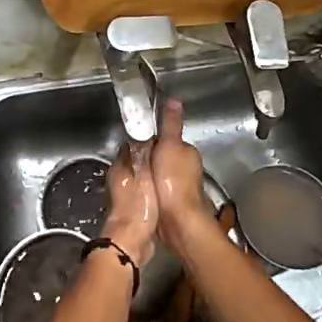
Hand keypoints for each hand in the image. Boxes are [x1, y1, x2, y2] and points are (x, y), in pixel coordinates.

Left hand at [102, 139, 158, 265]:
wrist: (132, 240)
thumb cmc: (138, 205)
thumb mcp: (144, 173)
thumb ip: (144, 155)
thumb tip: (147, 138)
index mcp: (119, 166)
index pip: (130, 145)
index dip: (145, 141)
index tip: (160, 140)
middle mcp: (119, 179)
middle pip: (135, 161)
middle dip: (150, 158)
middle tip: (168, 157)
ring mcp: (125, 195)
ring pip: (140, 177)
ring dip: (152, 175)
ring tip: (170, 173)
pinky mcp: (134, 209)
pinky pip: (145, 192)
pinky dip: (154, 190)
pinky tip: (166, 193)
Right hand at [149, 100, 214, 249]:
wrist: (178, 222)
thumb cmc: (173, 181)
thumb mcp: (169, 145)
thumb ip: (170, 124)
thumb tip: (174, 99)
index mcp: (189, 151)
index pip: (168, 138)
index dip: (154, 139)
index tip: (139, 142)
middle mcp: (189, 167)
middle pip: (164, 156)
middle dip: (150, 157)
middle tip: (133, 160)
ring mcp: (182, 186)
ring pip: (161, 173)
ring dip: (150, 173)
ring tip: (134, 175)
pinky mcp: (174, 203)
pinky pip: (159, 188)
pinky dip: (151, 187)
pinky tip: (141, 190)